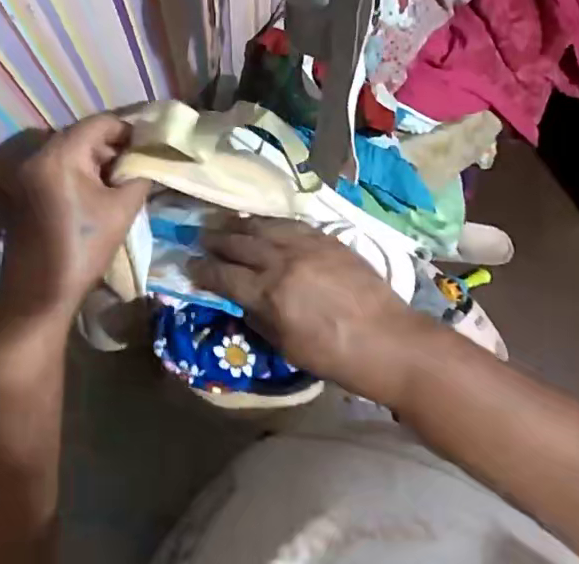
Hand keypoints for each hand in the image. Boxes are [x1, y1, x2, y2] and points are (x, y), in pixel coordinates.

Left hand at [0, 114, 150, 327]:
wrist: (36, 297)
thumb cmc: (82, 249)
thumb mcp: (121, 210)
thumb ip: (139, 176)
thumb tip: (148, 162)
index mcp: (60, 155)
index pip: (100, 123)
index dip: (129, 130)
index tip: (150, 146)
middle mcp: (38, 156)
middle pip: (83, 134)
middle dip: (113, 146)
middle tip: (139, 164)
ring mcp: (28, 174)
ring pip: (71, 151)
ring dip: (97, 160)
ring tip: (123, 180)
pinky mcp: (25, 192)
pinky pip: (58, 168)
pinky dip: (80, 172)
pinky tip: (99, 193)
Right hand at [192, 216, 439, 404]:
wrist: (388, 340)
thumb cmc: (335, 356)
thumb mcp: (287, 348)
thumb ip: (259, 320)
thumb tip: (241, 301)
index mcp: (270, 294)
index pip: (225, 275)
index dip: (203, 270)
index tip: (190, 266)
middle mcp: (283, 262)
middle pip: (240, 243)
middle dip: (216, 240)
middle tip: (201, 237)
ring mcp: (306, 245)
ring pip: (263, 226)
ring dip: (240, 224)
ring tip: (226, 223)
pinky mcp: (327, 238)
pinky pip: (291, 223)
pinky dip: (271, 222)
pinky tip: (264, 223)